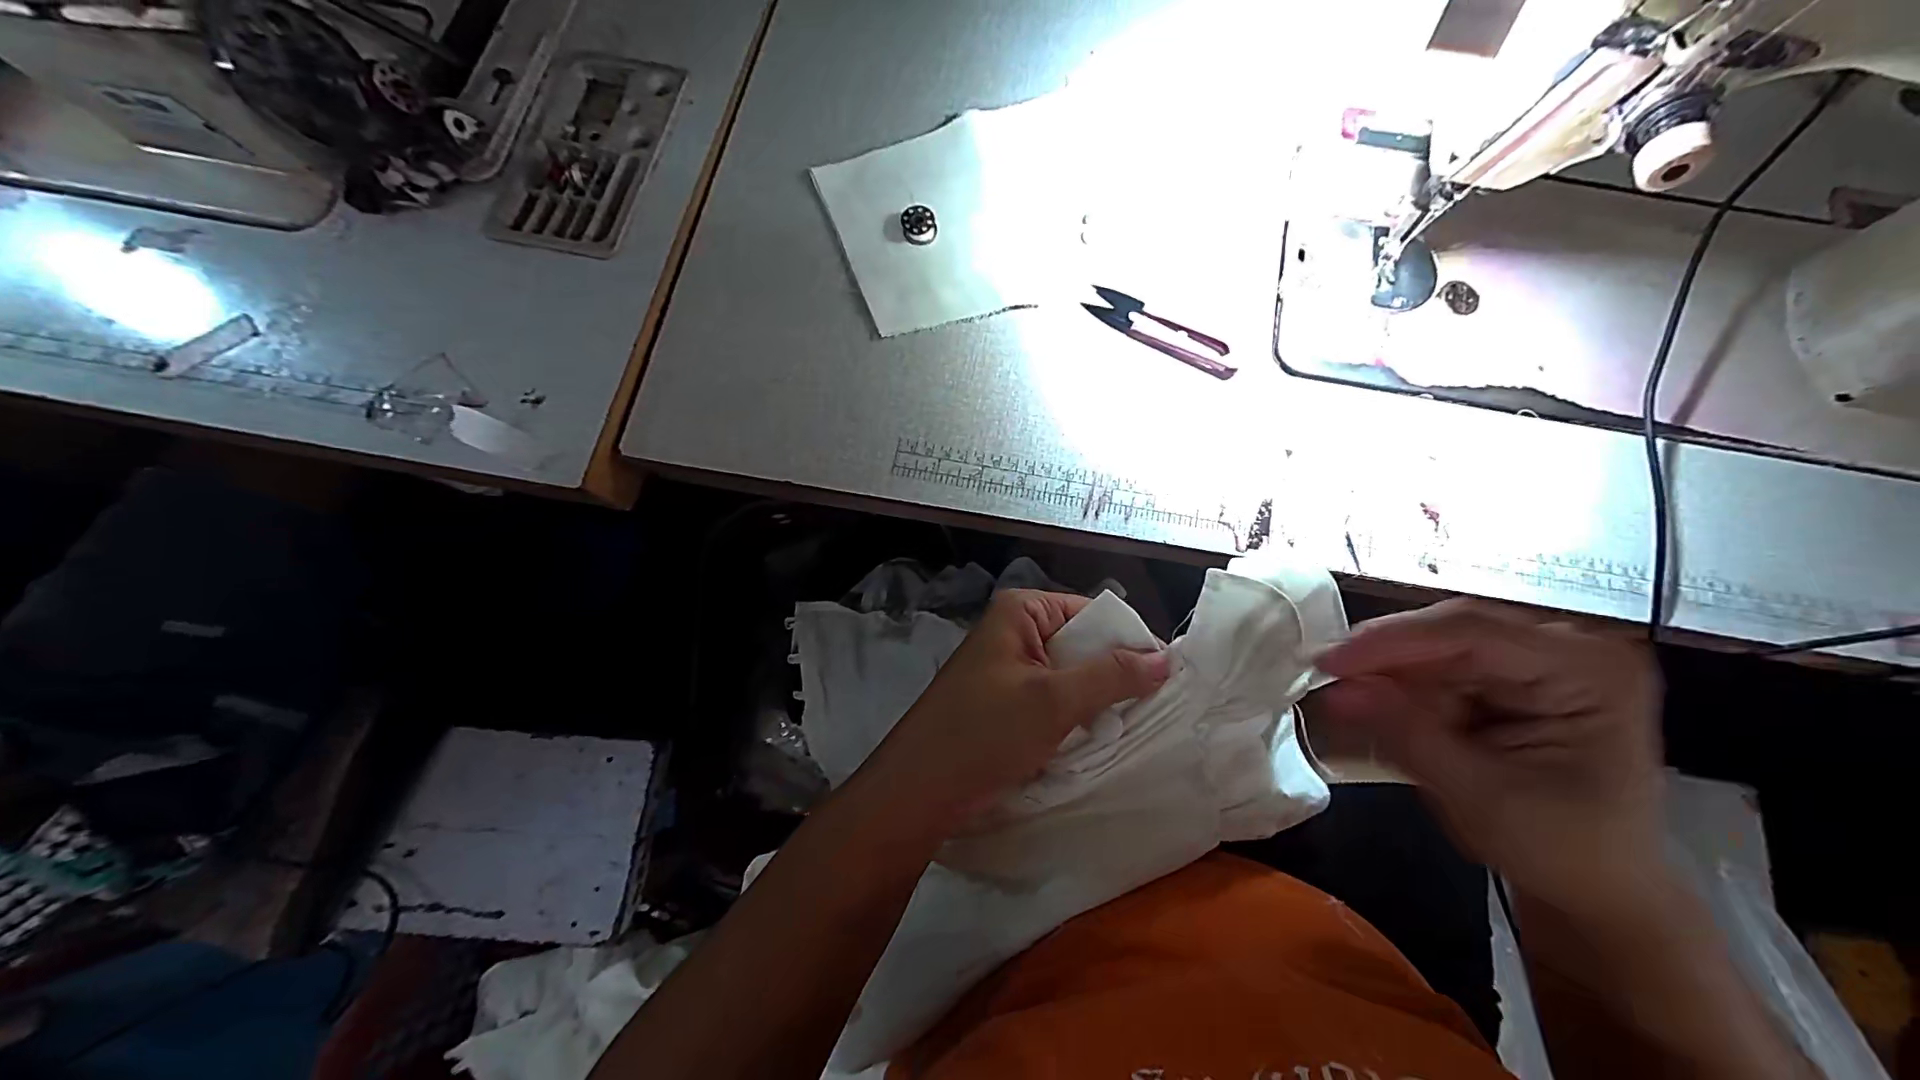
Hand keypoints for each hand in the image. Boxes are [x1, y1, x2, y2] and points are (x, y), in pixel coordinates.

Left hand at [851, 589, 1169, 841]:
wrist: (920, 791)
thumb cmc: (983, 733)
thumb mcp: (1052, 700)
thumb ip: (1111, 676)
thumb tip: (1165, 658)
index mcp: (1021, 612)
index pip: (1092, 614)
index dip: (1130, 642)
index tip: (1167, 679)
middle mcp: (1016, 633)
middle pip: (1084, 646)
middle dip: (1114, 677)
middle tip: (1154, 710)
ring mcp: (1011, 671)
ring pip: (1073, 679)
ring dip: (1097, 704)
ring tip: (1131, 729)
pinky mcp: (1009, 706)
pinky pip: (1056, 704)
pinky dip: (1077, 721)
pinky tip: (1099, 742)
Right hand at [1314, 599, 1667, 919]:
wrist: (1598, 889)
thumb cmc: (1560, 848)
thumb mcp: (1477, 793)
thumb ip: (1407, 733)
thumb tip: (1339, 689)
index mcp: (1590, 670)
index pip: (1473, 632)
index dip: (1392, 641)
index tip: (1329, 662)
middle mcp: (1570, 648)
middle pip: (1453, 629)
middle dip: (1387, 654)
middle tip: (1326, 674)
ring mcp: (1541, 659)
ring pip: (1438, 643)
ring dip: (1391, 671)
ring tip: (1347, 696)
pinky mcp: (1513, 676)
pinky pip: (1442, 665)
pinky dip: (1404, 685)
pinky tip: (1376, 702)